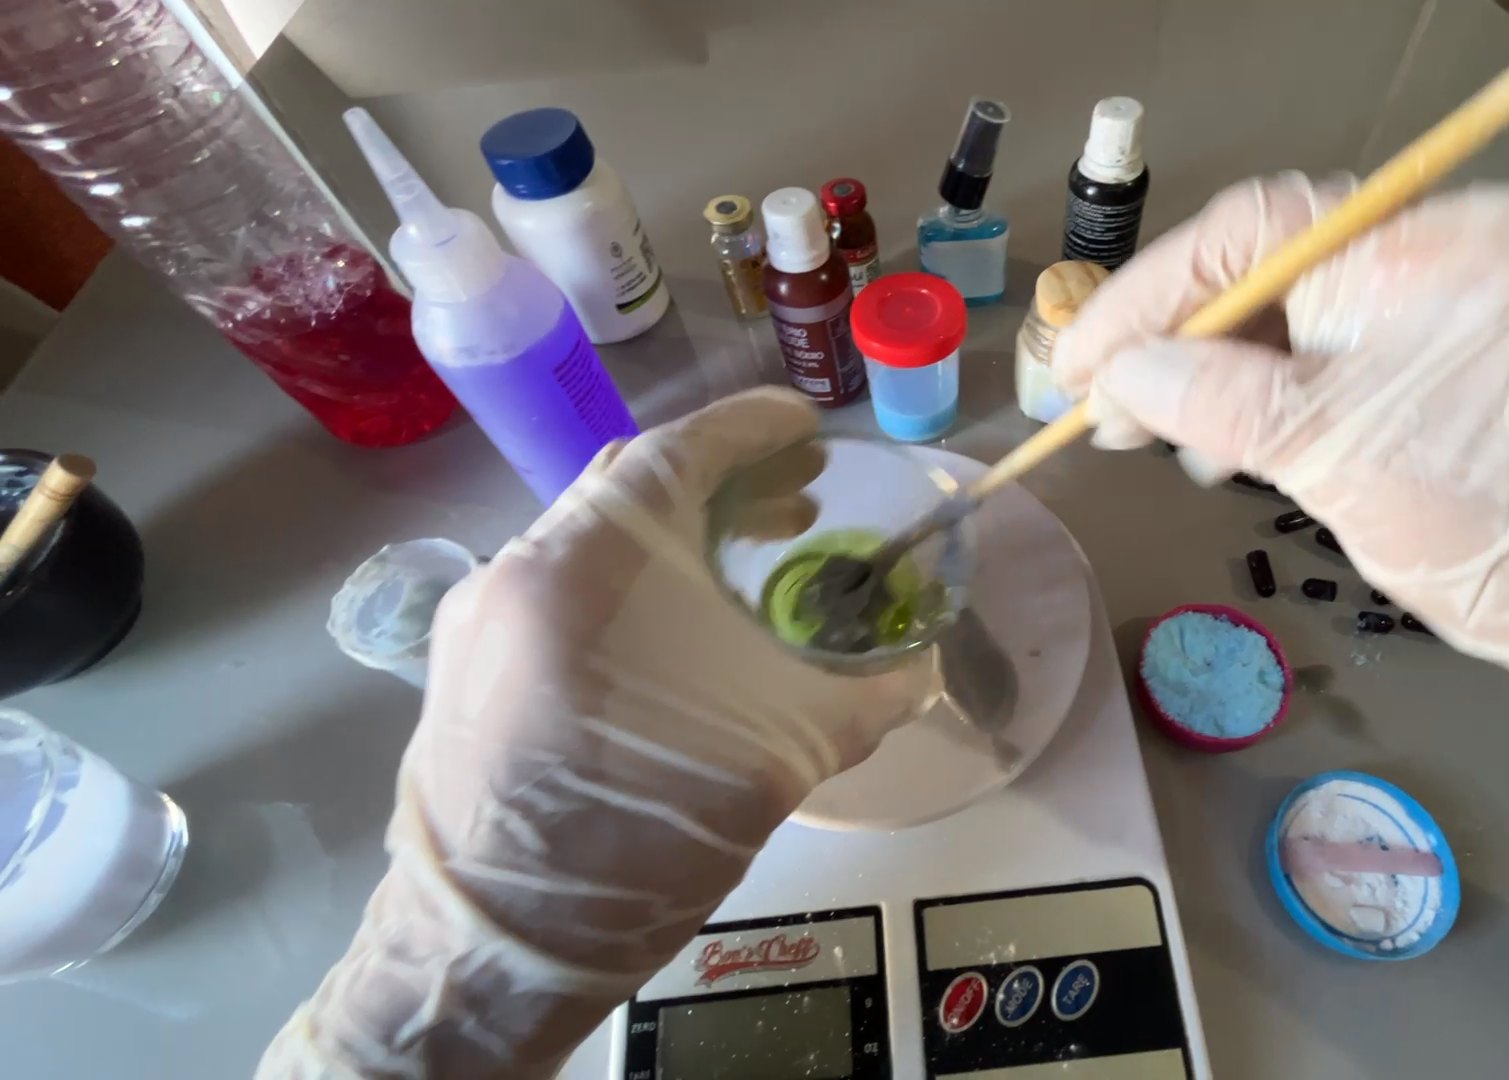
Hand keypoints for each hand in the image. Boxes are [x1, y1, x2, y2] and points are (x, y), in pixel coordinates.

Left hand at [260, 388, 934, 1077]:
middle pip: (637, 481)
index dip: (750, 426)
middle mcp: (524, 568)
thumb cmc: (641, 839)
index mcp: (589, 569)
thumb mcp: (781, 758)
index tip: (808, 423)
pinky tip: (688, 613)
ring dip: (686, 523)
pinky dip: (642, 567)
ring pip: (601, 529)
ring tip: (762, 545)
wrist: (489, 961)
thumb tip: (926, 664)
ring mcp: (487, 611)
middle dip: (729, 473)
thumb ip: (867, 695)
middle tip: (804, 490)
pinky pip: (573, 578)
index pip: (675, 452)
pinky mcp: (474, 657)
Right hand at [1054, 172, 1508, 831]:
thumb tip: (1116, 373)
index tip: (1076, 363)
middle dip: (1171, 341)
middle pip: (1262, 272)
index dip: (1146, 294)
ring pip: (1283, 322)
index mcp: (1436, 248)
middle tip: (1104, 408)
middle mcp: (1442, 253)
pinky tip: (1226, 442)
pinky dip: (1258, 400)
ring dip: (1209, 376)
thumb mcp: (1351, 461)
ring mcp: (1440, 306)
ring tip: (1157, 436)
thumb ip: (1225, 403)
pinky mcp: (1434, 361)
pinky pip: (1318, 361)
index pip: (1252, 234)